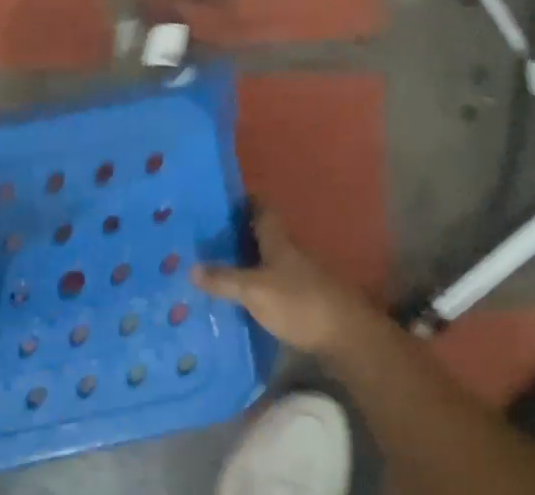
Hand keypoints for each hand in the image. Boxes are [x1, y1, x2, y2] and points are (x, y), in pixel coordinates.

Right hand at [191, 208, 379, 355]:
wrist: (344, 334)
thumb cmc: (299, 303)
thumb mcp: (255, 290)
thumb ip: (225, 279)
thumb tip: (190, 266)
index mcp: (280, 242)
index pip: (263, 210)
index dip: (246, 201)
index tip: (221, 200)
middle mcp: (290, 253)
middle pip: (263, 235)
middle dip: (238, 234)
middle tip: (205, 238)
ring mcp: (299, 277)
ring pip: (267, 261)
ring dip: (245, 262)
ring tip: (213, 269)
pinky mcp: (302, 300)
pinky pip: (272, 285)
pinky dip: (254, 286)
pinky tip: (238, 299)